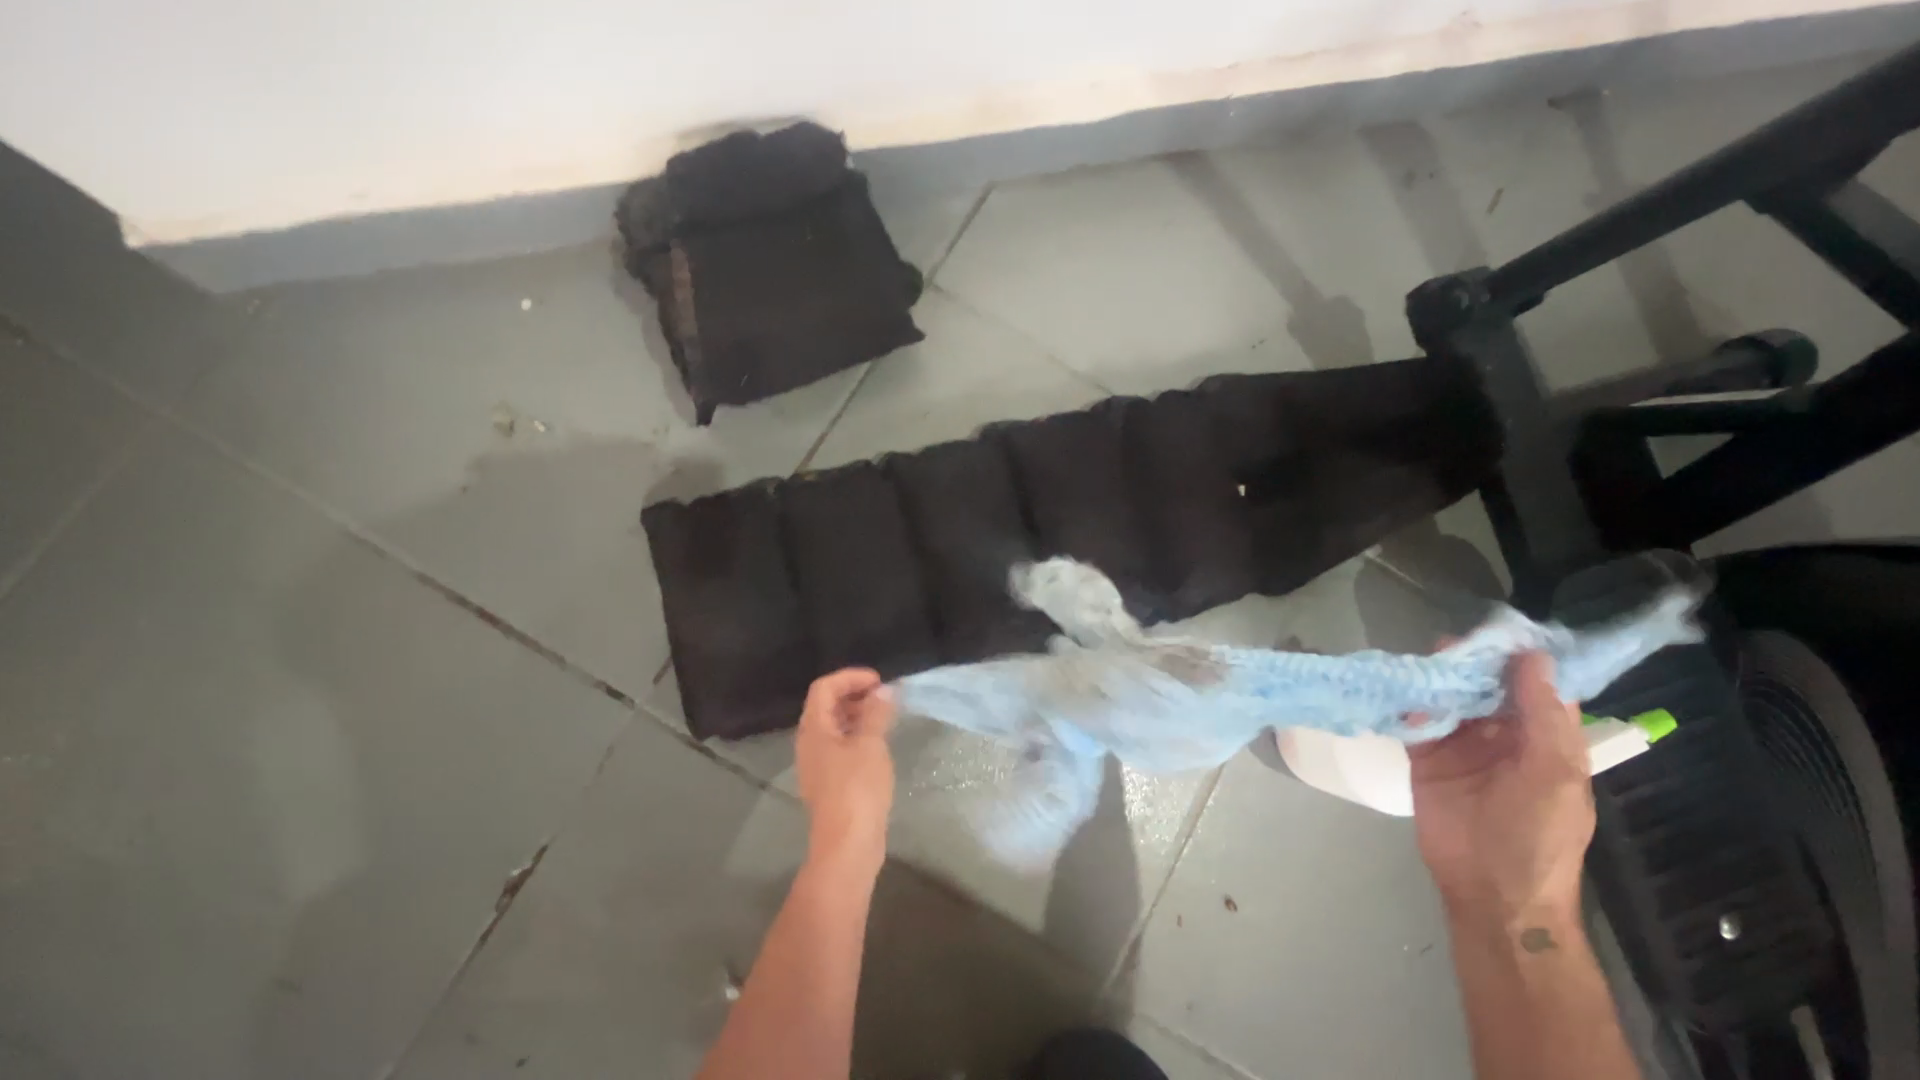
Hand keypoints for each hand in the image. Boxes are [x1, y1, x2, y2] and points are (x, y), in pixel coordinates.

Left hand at [795, 668, 895, 876]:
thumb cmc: (857, 789)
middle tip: (886, 697)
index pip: (824, 688)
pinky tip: (880, 745)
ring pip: (835, 728)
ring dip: (858, 716)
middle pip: (826, 706)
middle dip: (855, 695)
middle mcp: (810, 743)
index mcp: (813, 729)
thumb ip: (876, 714)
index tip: (879, 681)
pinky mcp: (830, 783)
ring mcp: (819, 765)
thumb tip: (883, 691)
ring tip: (887, 718)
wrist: (847, 845)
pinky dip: (859, 737)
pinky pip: (841, 747)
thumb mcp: (870, 745)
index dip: (850, 677)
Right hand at [1409, 651, 1593, 930]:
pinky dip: (1409, 706)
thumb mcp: (1554, 773)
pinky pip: (1417, 723)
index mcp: (1546, 737)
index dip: (1521, 656)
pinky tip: (1402, 695)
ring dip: (1438, 680)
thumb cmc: (1538, 836)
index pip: (1536, 685)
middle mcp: (1504, 735)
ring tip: (1421, 662)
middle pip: (1487, 686)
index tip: (1500, 627)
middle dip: (1471, 663)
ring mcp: (1463, 747)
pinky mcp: (1427, 760)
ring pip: (1450, 700)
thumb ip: (1542, 714)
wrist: (1492, 894)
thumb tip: (1533, 657)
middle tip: (1448, 643)